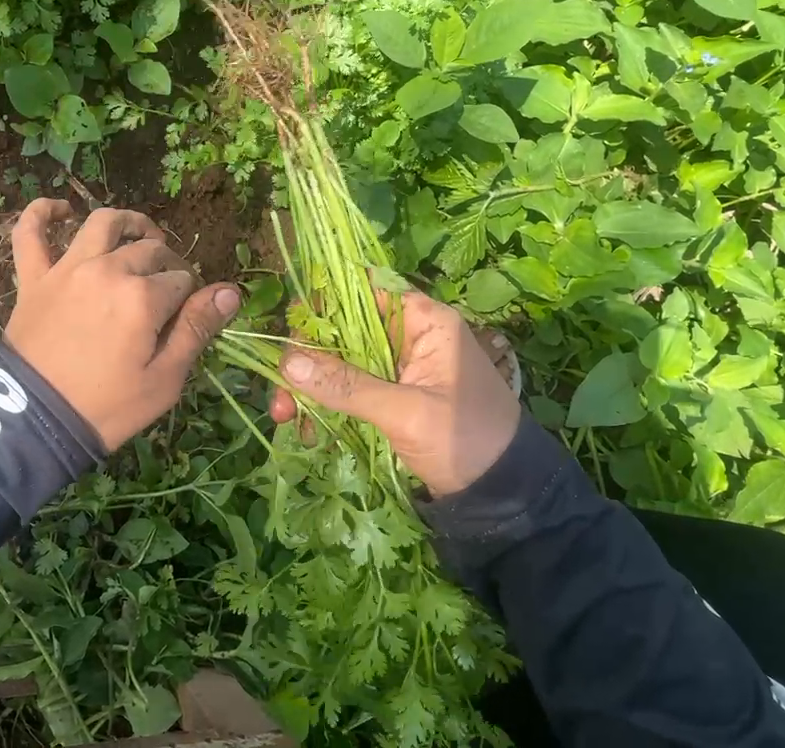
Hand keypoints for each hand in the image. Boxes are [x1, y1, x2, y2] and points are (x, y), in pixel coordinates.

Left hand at [5, 199, 241, 450]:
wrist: (34, 421)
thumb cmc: (106, 408)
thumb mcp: (163, 380)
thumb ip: (196, 329)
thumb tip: (230, 291)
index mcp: (142, 297)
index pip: (181, 280)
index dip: (189, 295)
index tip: (185, 316)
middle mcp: (106, 270)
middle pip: (148, 250)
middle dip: (165, 264)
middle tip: (166, 290)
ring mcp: (66, 269)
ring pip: (101, 224)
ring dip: (126, 222)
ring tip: (138, 232)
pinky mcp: (33, 277)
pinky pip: (29, 233)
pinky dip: (42, 213)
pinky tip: (60, 209)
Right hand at [274, 289, 521, 496]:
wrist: (504, 497)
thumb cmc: (465, 441)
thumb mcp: (406, 412)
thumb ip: (347, 385)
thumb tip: (286, 360)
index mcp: (424, 322)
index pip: (365, 288)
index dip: (324, 300)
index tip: (291, 329)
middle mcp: (408, 335)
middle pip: (342, 327)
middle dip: (306, 357)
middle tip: (280, 390)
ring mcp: (397, 367)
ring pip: (338, 360)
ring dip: (308, 385)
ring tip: (286, 416)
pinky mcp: (389, 394)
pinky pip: (345, 387)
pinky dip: (323, 403)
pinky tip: (306, 427)